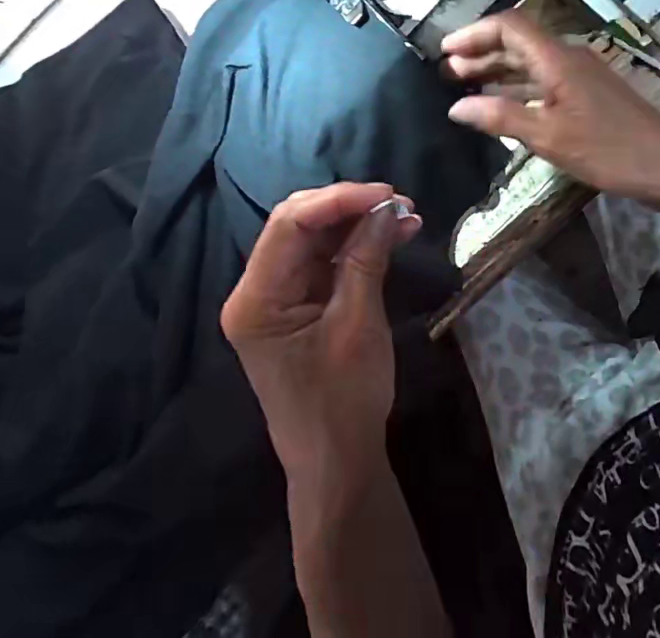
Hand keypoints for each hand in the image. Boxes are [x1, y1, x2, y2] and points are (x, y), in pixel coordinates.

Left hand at [223, 182, 422, 475]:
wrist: (337, 464)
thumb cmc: (344, 402)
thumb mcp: (359, 325)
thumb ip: (368, 259)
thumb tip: (389, 208)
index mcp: (256, 299)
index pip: (288, 225)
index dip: (337, 200)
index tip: (385, 194)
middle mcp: (256, 291)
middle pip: (297, 226)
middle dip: (347, 208)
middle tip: (397, 203)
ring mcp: (275, 298)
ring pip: (313, 240)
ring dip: (356, 225)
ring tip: (403, 216)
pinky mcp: (296, 305)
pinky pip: (323, 262)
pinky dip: (355, 248)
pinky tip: (390, 236)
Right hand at [441, 13, 659, 202]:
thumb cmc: (607, 149)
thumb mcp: (548, 136)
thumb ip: (500, 117)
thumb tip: (456, 107)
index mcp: (557, 59)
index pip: (509, 26)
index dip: (474, 33)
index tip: (445, 51)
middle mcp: (568, 58)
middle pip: (517, 42)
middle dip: (480, 52)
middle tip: (447, 71)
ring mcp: (580, 76)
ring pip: (529, 63)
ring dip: (496, 71)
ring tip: (464, 84)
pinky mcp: (587, 94)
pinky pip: (542, 81)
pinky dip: (516, 88)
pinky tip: (501, 104)